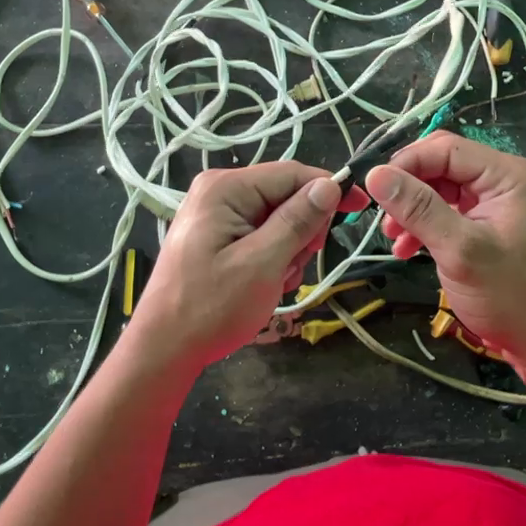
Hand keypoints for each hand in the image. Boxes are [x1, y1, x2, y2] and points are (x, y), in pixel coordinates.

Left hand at [129, 162, 367, 370]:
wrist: (163, 350)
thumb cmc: (210, 307)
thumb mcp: (262, 263)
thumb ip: (297, 221)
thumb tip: (330, 184)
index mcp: (225, 189)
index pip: (292, 174)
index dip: (330, 189)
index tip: (362, 207)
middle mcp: (219, 192)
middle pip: (286, 197)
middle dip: (301, 232)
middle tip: (292, 266)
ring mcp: (216, 215)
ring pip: (279, 221)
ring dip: (287, 252)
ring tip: (272, 282)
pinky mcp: (217, 237)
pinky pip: (261, 237)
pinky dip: (272, 260)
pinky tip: (261, 285)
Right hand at [366, 132, 525, 374]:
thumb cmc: (509, 295)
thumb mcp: (459, 250)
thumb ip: (418, 208)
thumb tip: (375, 174)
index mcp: (508, 175)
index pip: (446, 148)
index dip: (407, 163)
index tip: (374, 188)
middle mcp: (504, 180)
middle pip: (443, 164)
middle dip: (408, 186)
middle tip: (382, 215)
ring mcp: (496, 203)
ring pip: (441, 188)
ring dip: (413, 208)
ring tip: (393, 237)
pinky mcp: (487, 225)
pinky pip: (448, 211)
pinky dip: (425, 225)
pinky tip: (407, 248)